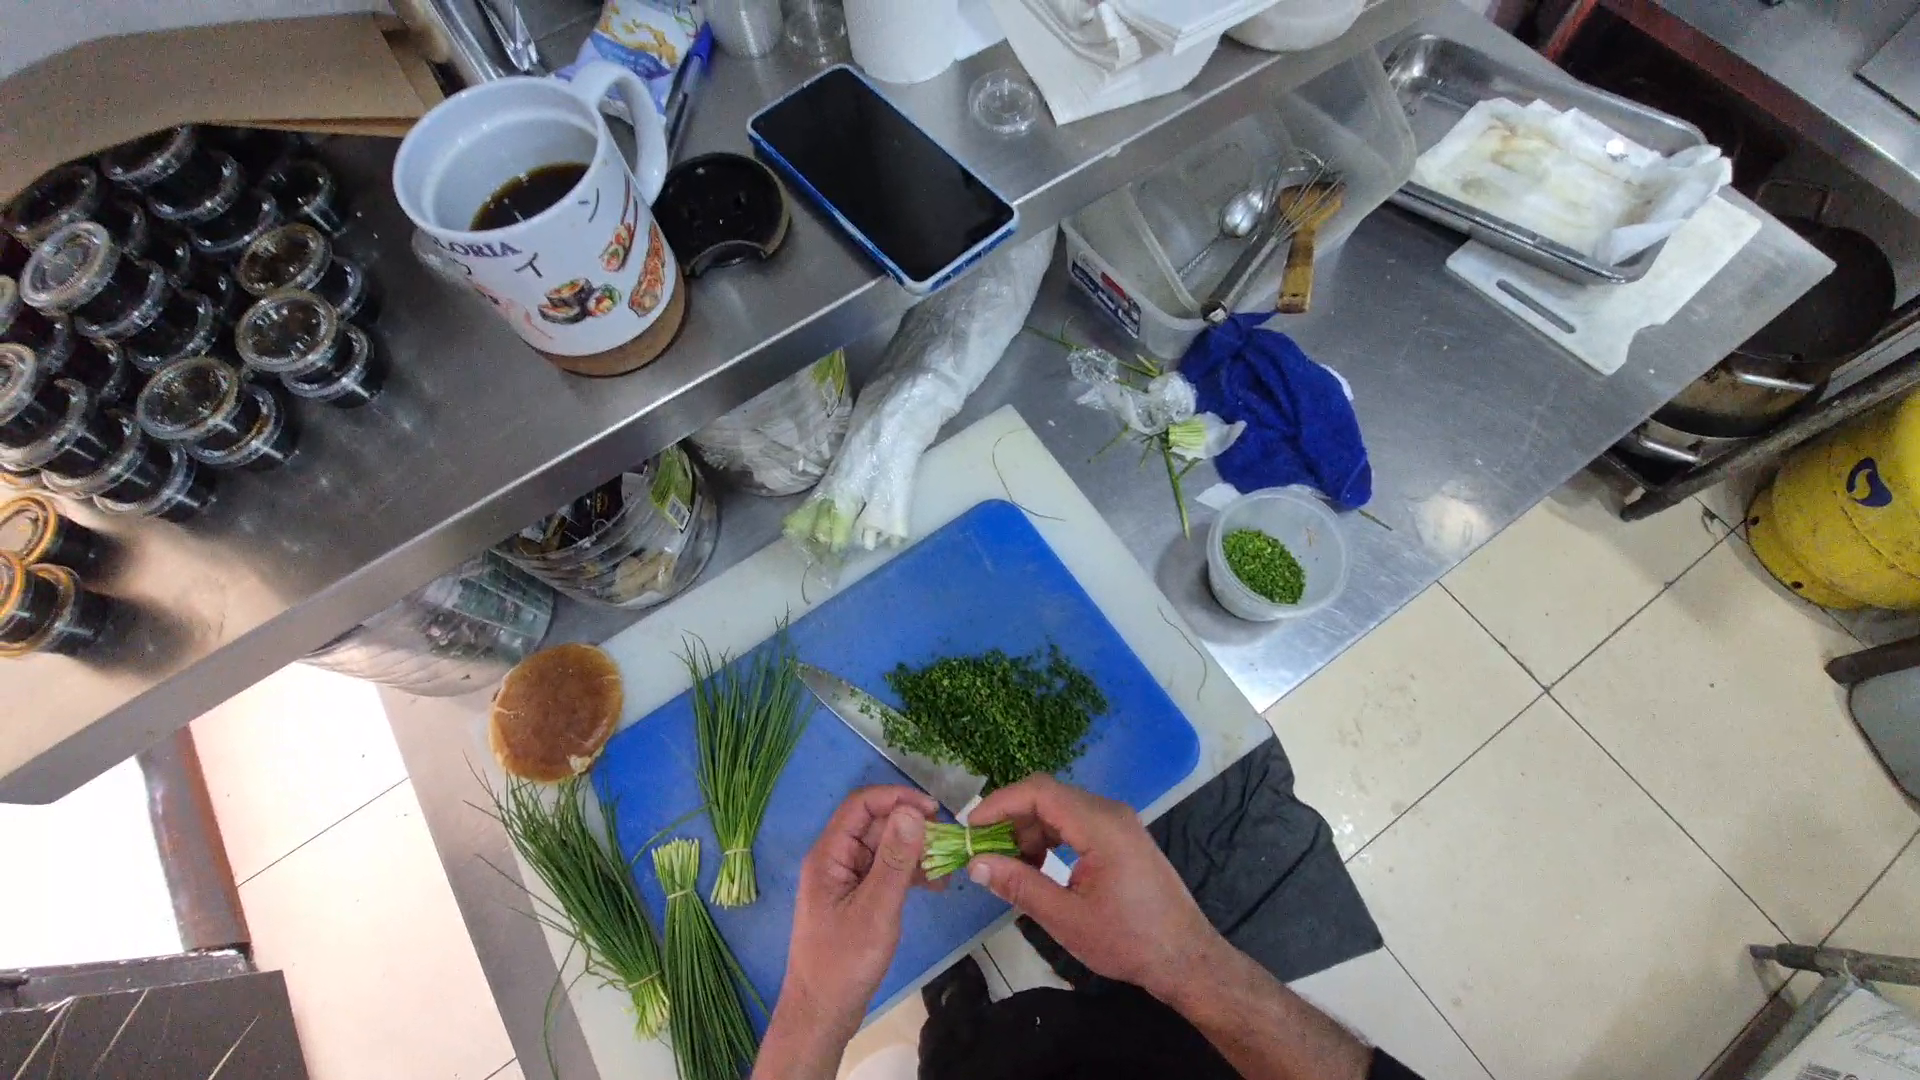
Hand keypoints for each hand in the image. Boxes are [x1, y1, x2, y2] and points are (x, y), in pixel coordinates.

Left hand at [780, 785, 936, 1032]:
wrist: (821, 1016)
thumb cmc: (844, 962)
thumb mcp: (875, 909)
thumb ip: (894, 860)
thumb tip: (912, 811)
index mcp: (829, 854)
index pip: (861, 805)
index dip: (896, 798)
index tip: (933, 810)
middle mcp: (836, 859)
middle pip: (875, 825)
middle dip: (911, 828)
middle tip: (947, 843)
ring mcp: (846, 880)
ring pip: (884, 848)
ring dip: (914, 852)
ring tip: (946, 868)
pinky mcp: (857, 898)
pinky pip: (885, 872)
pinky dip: (909, 874)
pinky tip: (935, 886)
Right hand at [966, 774, 1224, 1001]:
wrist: (1187, 957)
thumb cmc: (1129, 941)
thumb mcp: (1067, 919)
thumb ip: (1020, 886)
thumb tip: (976, 864)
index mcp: (1100, 825)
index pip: (1039, 791)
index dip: (1000, 803)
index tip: (971, 828)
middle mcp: (1109, 811)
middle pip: (1047, 795)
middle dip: (1011, 819)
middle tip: (985, 850)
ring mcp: (1117, 821)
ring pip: (1059, 808)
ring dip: (1029, 830)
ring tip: (1011, 866)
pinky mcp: (1120, 835)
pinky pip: (1074, 821)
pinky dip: (1049, 837)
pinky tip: (1038, 867)